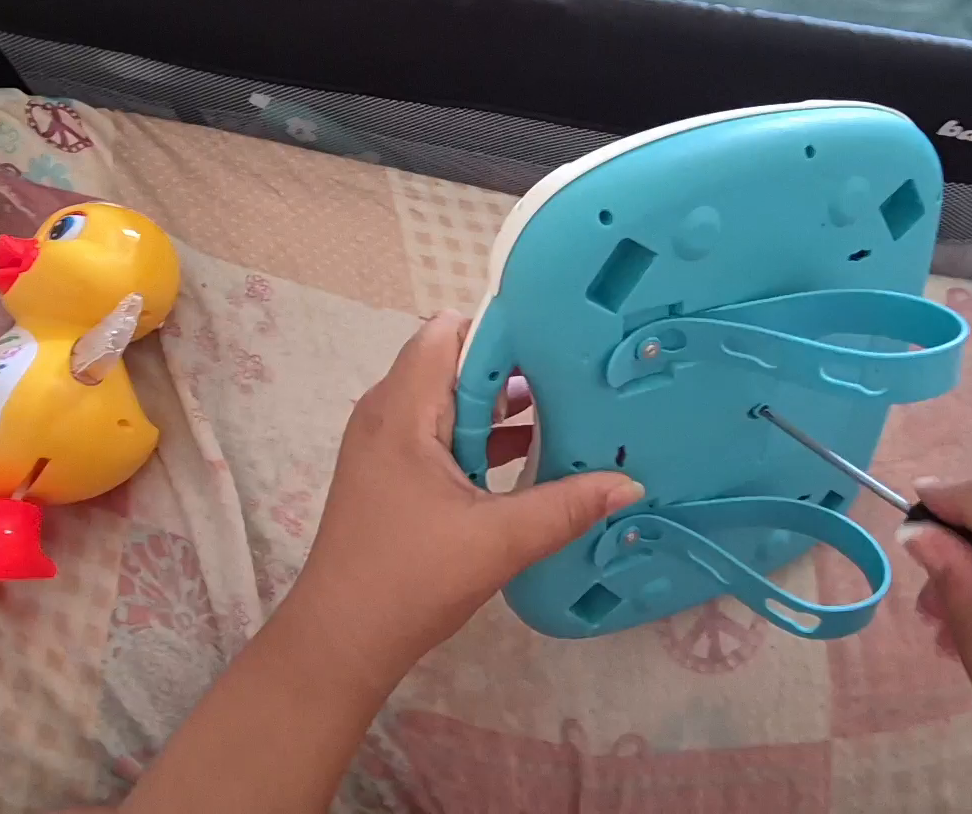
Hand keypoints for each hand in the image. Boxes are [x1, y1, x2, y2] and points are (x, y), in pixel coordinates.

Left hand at [282, 312, 644, 692]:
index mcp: (403, 410)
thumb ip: (566, 506)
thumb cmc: (408, 581)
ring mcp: (389, 440)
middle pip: (453, 359)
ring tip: (564, 405)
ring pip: (450, 395)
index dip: (502, 329)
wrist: (340, 642)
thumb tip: (630, 483)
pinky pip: (443, 427)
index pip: (448, 332)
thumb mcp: (497, 541)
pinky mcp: (396, 467)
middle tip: (572, 373)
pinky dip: (482, 431)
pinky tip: (531, 450)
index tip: (558, 340)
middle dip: (511, 364)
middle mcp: (389, 411)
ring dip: (499, 402)